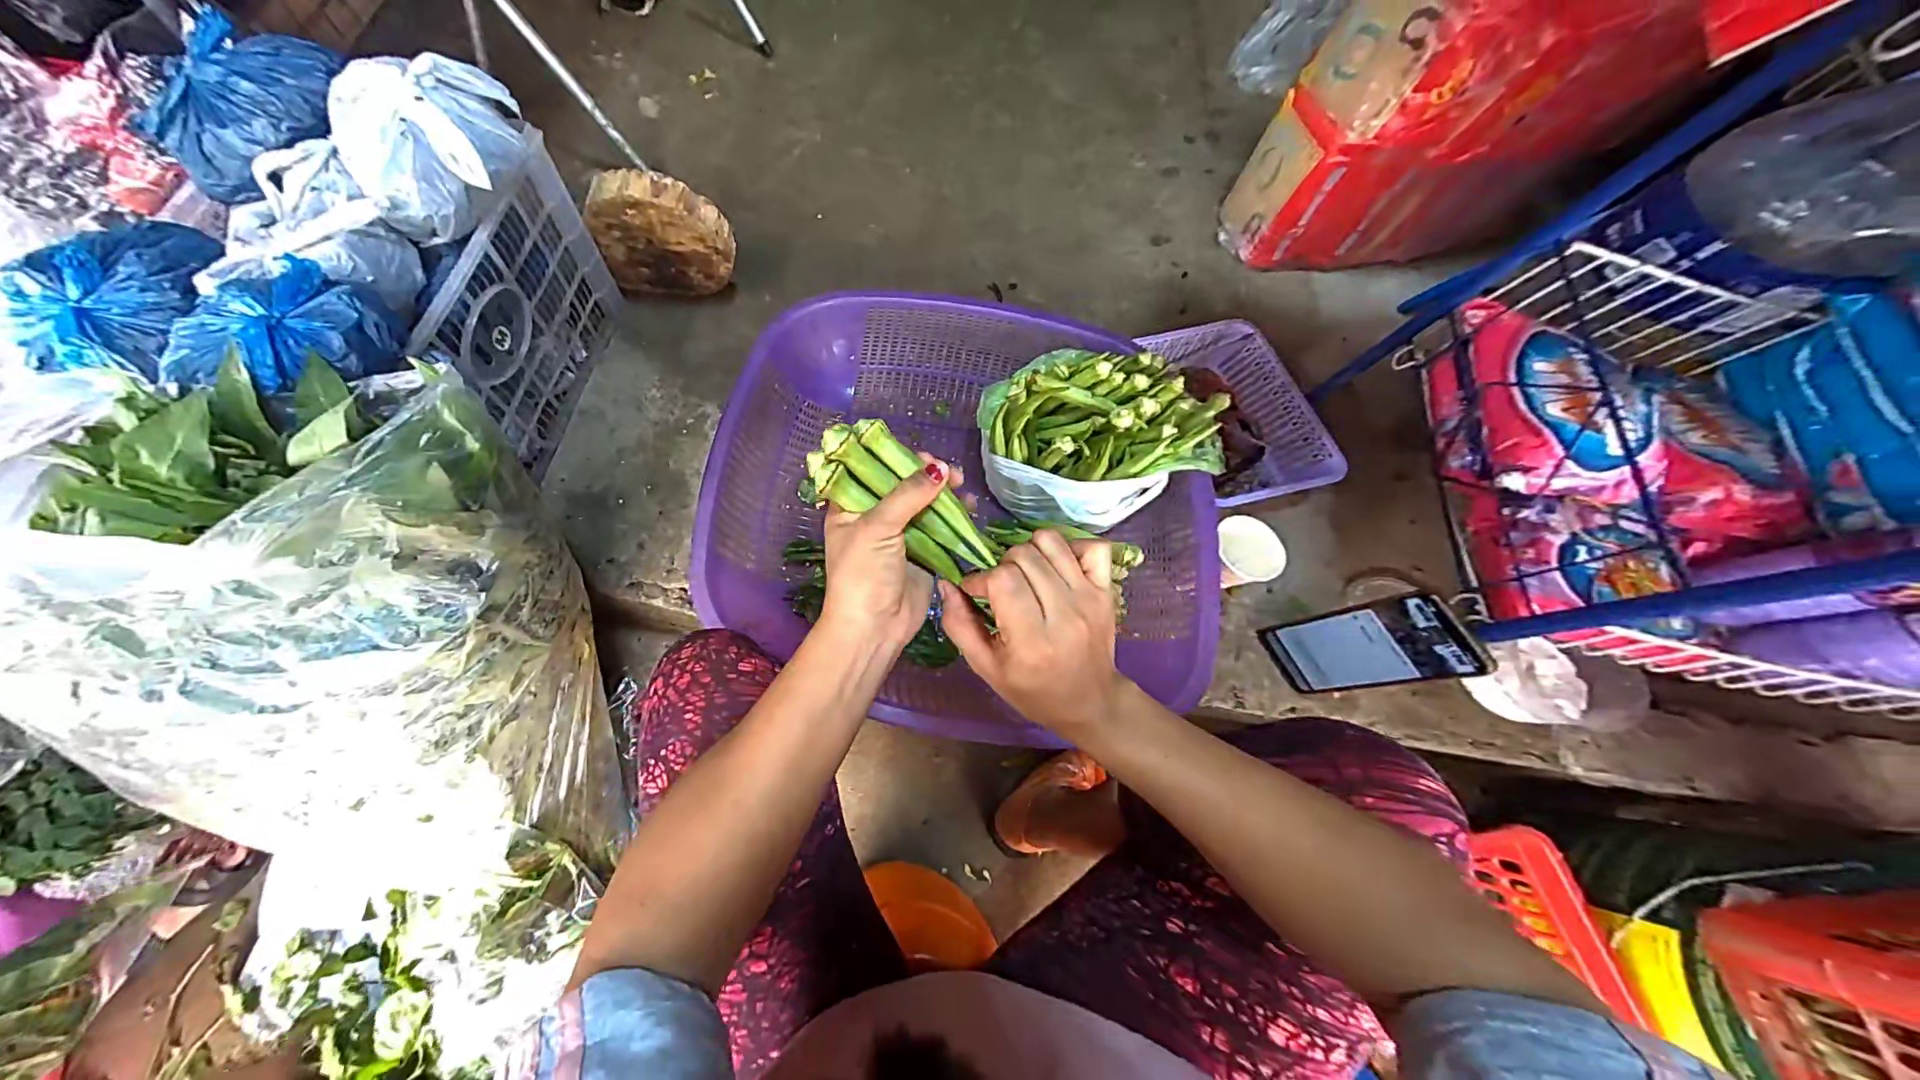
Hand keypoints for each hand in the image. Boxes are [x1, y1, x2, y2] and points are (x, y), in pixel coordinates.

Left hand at [818, 454, 960, 653]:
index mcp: (850, 508)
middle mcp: (874, 518)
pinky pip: (940, 529)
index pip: (872, 472)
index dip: (896, 459)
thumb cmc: (863, 574)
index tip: (922, 456)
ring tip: (962, 486)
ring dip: (944, 495)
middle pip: (903, 486)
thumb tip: (941, 468)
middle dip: (927, 476)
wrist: (874, 627)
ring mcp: (900, 536)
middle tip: (949, 472)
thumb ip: (908, 494)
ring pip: (924, 505)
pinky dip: (954, 518)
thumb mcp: (878, 527)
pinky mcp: (922, 554)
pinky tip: (969, 508)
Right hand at [939, 529, 1128, 736]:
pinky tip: (1057, 567)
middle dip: (1003, 565)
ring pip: (1051, 543)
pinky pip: (1092, 546)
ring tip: (1026, 574)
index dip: (981, 578)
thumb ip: (960, 625)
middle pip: (1024, 557)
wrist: (1089, 701)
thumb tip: (946, 584)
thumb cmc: (1032, 690)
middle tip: (1002, 588)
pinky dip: (1070, 548)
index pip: (1002, 580)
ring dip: (1031, 551)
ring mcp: (1090, 599)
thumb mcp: (986, 667)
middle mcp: (1065, 614)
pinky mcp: (1107, 591)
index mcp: (1032, 641)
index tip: (976, 591)